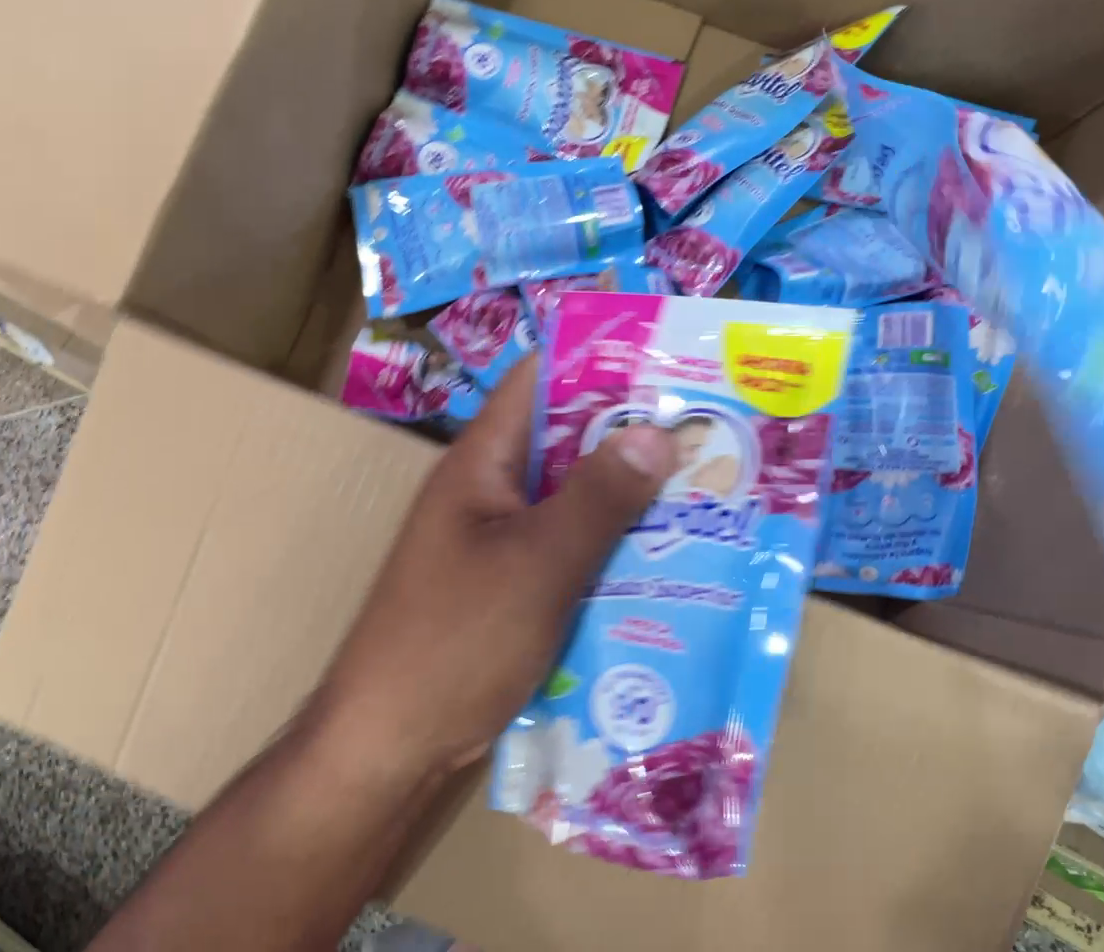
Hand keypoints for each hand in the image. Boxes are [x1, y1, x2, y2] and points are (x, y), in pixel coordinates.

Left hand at [312, 358, 674, 783]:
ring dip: (625, 499)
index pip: (538, 381)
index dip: (599, 361)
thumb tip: (655, 431)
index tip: (671, 360)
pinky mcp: (506, 591)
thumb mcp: (537, 564)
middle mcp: (487, 492)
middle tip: (712, 433)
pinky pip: (565, 553)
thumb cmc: (457, 640)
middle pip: (563, 443)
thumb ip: (596, 498)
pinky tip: (664, 565)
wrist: (391, 743)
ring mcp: (495, 544)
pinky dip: (608, 551)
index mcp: (481, 462)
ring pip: (569, 502)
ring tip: (707, 493)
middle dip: (631, 437)